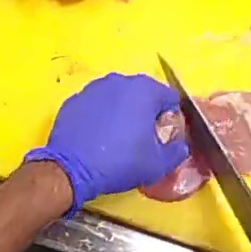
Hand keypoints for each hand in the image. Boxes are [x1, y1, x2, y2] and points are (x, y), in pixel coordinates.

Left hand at [24, 73, 191, 213]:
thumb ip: (175, 152)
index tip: (160, 140)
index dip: (169, 120)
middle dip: (143, 116)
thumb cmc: (119, 163)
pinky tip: (94, 141)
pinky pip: (94, 109)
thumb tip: (179, 146)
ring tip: (114, 142)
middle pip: (141, 96)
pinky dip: (97, 120)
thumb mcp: (156, 165)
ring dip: (120, 116)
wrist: (71, 170)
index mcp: (145, 89)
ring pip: (116, 100)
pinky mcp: (73, 102)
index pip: (169, 99)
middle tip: (138, 142)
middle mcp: (119, 81)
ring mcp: (92, 89)